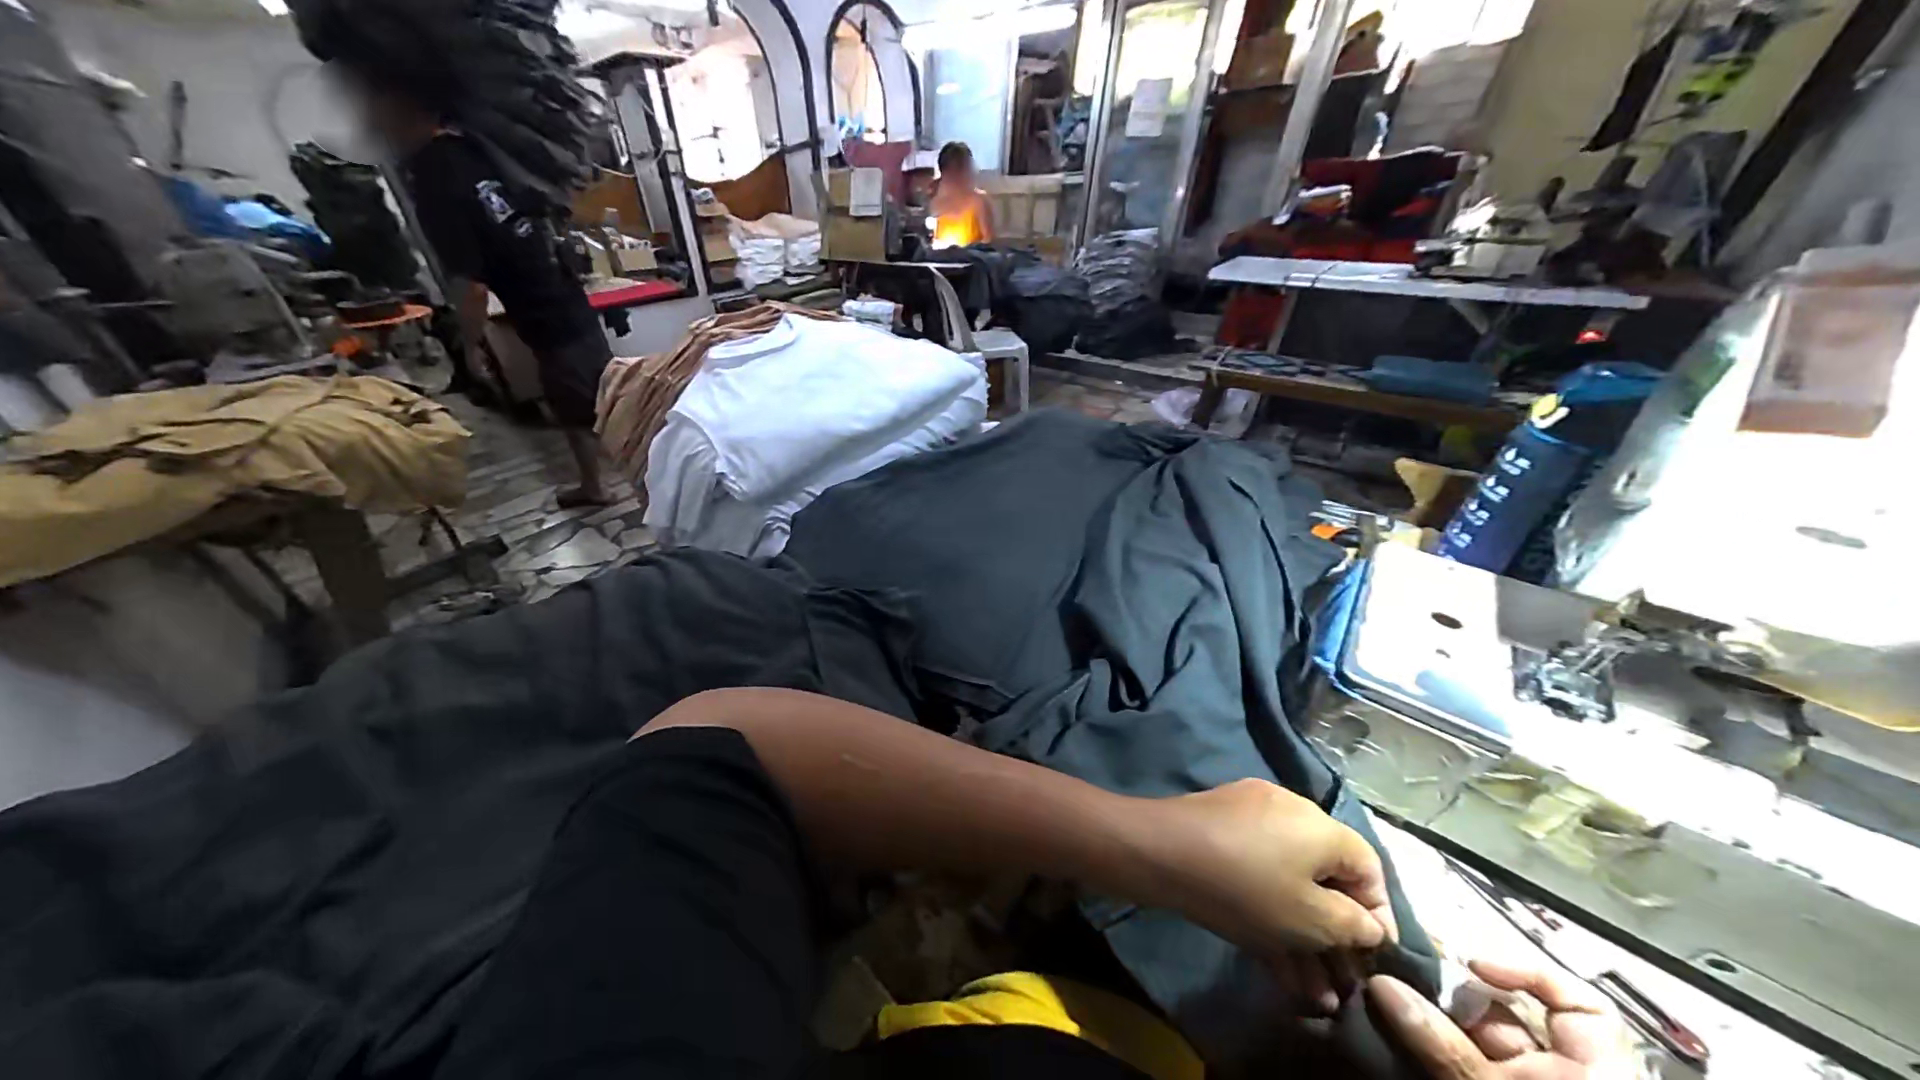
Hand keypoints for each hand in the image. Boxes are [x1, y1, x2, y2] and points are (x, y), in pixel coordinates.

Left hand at [1134, 778, 1394, 960]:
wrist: (1158, 851)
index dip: (1378, 915)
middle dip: (1334, 936)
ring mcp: (1249, 819)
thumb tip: (1369, 926)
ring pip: (1288, 882)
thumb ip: (1352, 927)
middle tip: (1338, 985)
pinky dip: (1269, 913)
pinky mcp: (1218, 831)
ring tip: (1310, 993)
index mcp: (1320, 825)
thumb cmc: (1245, 886)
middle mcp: (1289, 813)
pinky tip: (1276, 967)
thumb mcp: (1310, 920)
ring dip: (1302, 936)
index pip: (1369, 868)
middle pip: (1325, 877)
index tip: (1375, 958)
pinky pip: (1257, 873)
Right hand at [1369, 959, 1640, 1078]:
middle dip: (1453, 996)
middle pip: (1511, 1017)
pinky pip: (1462, 1066)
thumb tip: (1381, 983)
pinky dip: (1432, 1049)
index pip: (1575, 1001)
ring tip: (1387, 997)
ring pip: (1478, 1042)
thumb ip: (1441, 1043)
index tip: (1471, 965)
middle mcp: (1565, 1076)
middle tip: (1399, 974)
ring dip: (1432, 1019)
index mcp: (1593, 1069)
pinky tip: (1395, 1032)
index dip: (1524, 971)